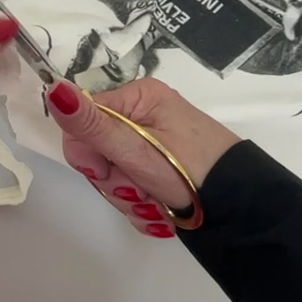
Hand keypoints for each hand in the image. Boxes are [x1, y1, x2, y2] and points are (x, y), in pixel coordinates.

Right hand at [48, 78, 239, 238]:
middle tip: (138, 191)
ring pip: (111, 172)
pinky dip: (140, 203)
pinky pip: (130, 185)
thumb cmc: (191, 173)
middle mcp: (143, 115)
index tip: (108, 173)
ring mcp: (152, 142)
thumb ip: (91, 124)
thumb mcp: (136, 150)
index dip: (88, 154)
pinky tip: (160, 209)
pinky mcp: (160, 167)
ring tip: (155, 204)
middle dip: (112, 180)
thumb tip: (52, 88)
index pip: (81, 120)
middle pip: (94, 150)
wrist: (249, 214)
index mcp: (137, 98)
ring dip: (127, 196)